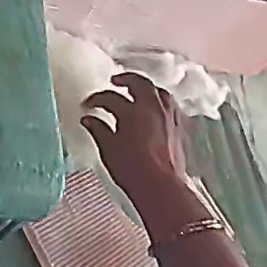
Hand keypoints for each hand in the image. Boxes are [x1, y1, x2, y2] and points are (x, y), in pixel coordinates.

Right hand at [81, 73, 195, 215]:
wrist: (160, 187)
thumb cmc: (132, 170)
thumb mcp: (108, 149)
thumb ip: (98, 130)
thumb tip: (89, 119)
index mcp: (133, 112)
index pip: (110, 98)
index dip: (96, 99)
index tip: (88, 105)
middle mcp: (153, 109)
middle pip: (140, 83)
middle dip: (125, 79)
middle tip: (114, 81)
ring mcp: (168, 117)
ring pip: (158, 91)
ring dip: (146, 87)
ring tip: (136, 90)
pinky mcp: (178, 128)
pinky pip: (169, 105)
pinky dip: (159, 100)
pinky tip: (154, 108)